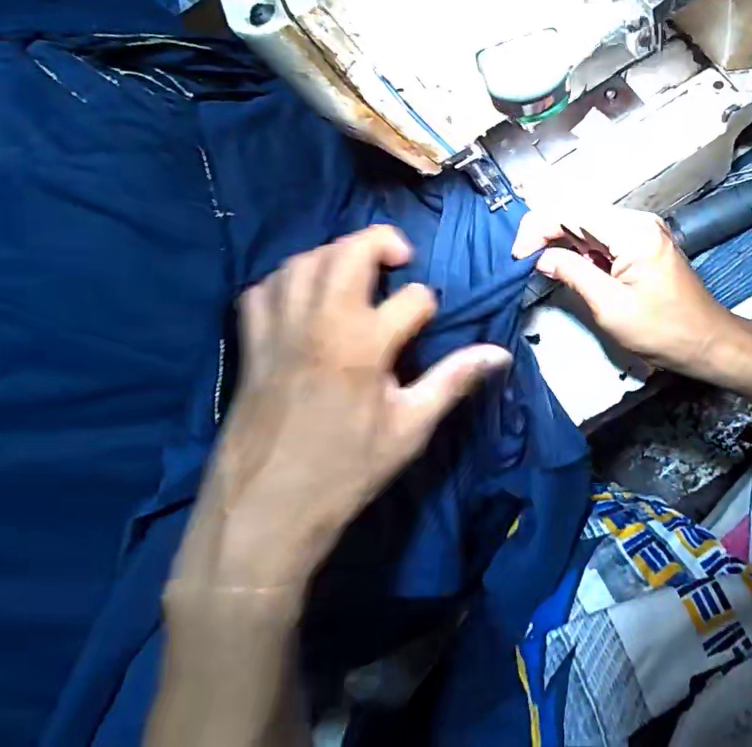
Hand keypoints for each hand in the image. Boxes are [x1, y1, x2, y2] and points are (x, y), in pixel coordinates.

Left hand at [175, 225, 510, 596]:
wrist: (267, 508)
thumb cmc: (345, 470)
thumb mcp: (409, 429)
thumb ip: (453, 381)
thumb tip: (500, 353)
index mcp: (365, 343)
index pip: (413, 297)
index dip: (427, 305)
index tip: (425, 325)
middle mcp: (322, 321)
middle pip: (351, 251)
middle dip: (382, 242)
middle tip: (398, 259)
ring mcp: (281, 327)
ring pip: (306, 259)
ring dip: (335, 254)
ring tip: (353, 271)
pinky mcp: (251, 341)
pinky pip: (264, 287)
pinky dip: (286, 280)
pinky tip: (303, 296)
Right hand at [513, 205, 751, 377]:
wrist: (709, 343)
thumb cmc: (665, 331)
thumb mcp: (611, 308)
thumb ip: (574, 274)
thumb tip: (542, 257)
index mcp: (632, 231)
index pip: (571, 212)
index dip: (538, 228)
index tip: (519, 255)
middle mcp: (638, 221)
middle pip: (578, 213)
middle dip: (547, 234)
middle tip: (526, 262)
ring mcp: (642, 230)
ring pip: (587, 224)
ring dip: (563, 242)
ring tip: (546, 267)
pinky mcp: (642, 242)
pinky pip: (602, 236)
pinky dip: (582, 249)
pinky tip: (573, 268)